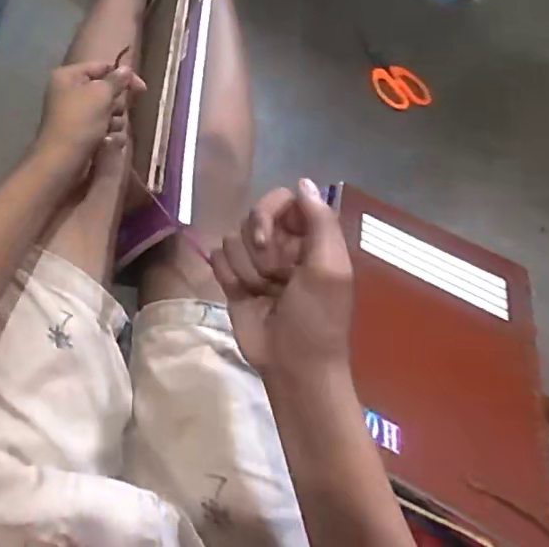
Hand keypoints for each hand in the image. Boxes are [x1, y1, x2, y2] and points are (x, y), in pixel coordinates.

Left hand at [32, 60, 143, 172]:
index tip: (142, 89)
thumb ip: (116, 80)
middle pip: (106, 91)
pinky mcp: (82, 133)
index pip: (102, 67)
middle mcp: (70, 92)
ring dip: (114, 121)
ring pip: (108, 111)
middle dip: (116, 104)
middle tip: (113, 112)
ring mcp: (76, 114)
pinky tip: (107, 142)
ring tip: (108, 130)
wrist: (63, 161)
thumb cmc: (80, 122)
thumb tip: (126, 69)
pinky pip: (104, 128)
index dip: (123, 76)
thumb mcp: (100, 95)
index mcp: (68, 77)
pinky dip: (109, 134)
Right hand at [211, 179, 353, 381]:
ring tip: (265, 295)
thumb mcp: (330, 269)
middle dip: (260, 250)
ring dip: (247, 270)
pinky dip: (229, 276)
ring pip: (232, 237)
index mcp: (308, 237)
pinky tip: (244, 296)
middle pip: (252, 216)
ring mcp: (255, 261)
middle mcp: (281, 243)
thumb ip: (320, 222)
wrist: (292, 367)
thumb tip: (303, 181)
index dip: (269, 213)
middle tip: (277, 278)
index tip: (269, 238)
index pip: (281, 199)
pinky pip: (217, 257)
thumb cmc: (318, 320)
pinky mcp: (233, 278)